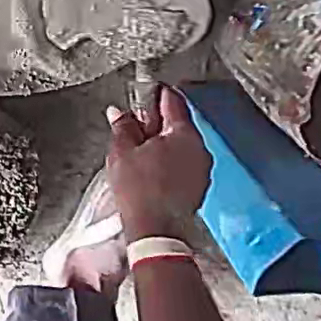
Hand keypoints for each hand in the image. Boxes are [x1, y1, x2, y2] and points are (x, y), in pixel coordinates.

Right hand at [105, 85, 211, 242]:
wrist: (156, 230)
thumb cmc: (138, 189)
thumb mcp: (122, 151)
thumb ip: (122, 126)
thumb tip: (118, 112)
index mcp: (183, 134)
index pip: (173, 101)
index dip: (156, 92)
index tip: (144, 91)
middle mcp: (200, 147)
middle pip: (179, 121)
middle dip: (157, 118)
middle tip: (135, 120)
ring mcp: (203, 167)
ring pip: (182, 141)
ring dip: (163, 138)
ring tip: (139, 144)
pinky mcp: (199, 184)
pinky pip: (185, 159)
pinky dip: (170, 155)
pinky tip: (151, 162)